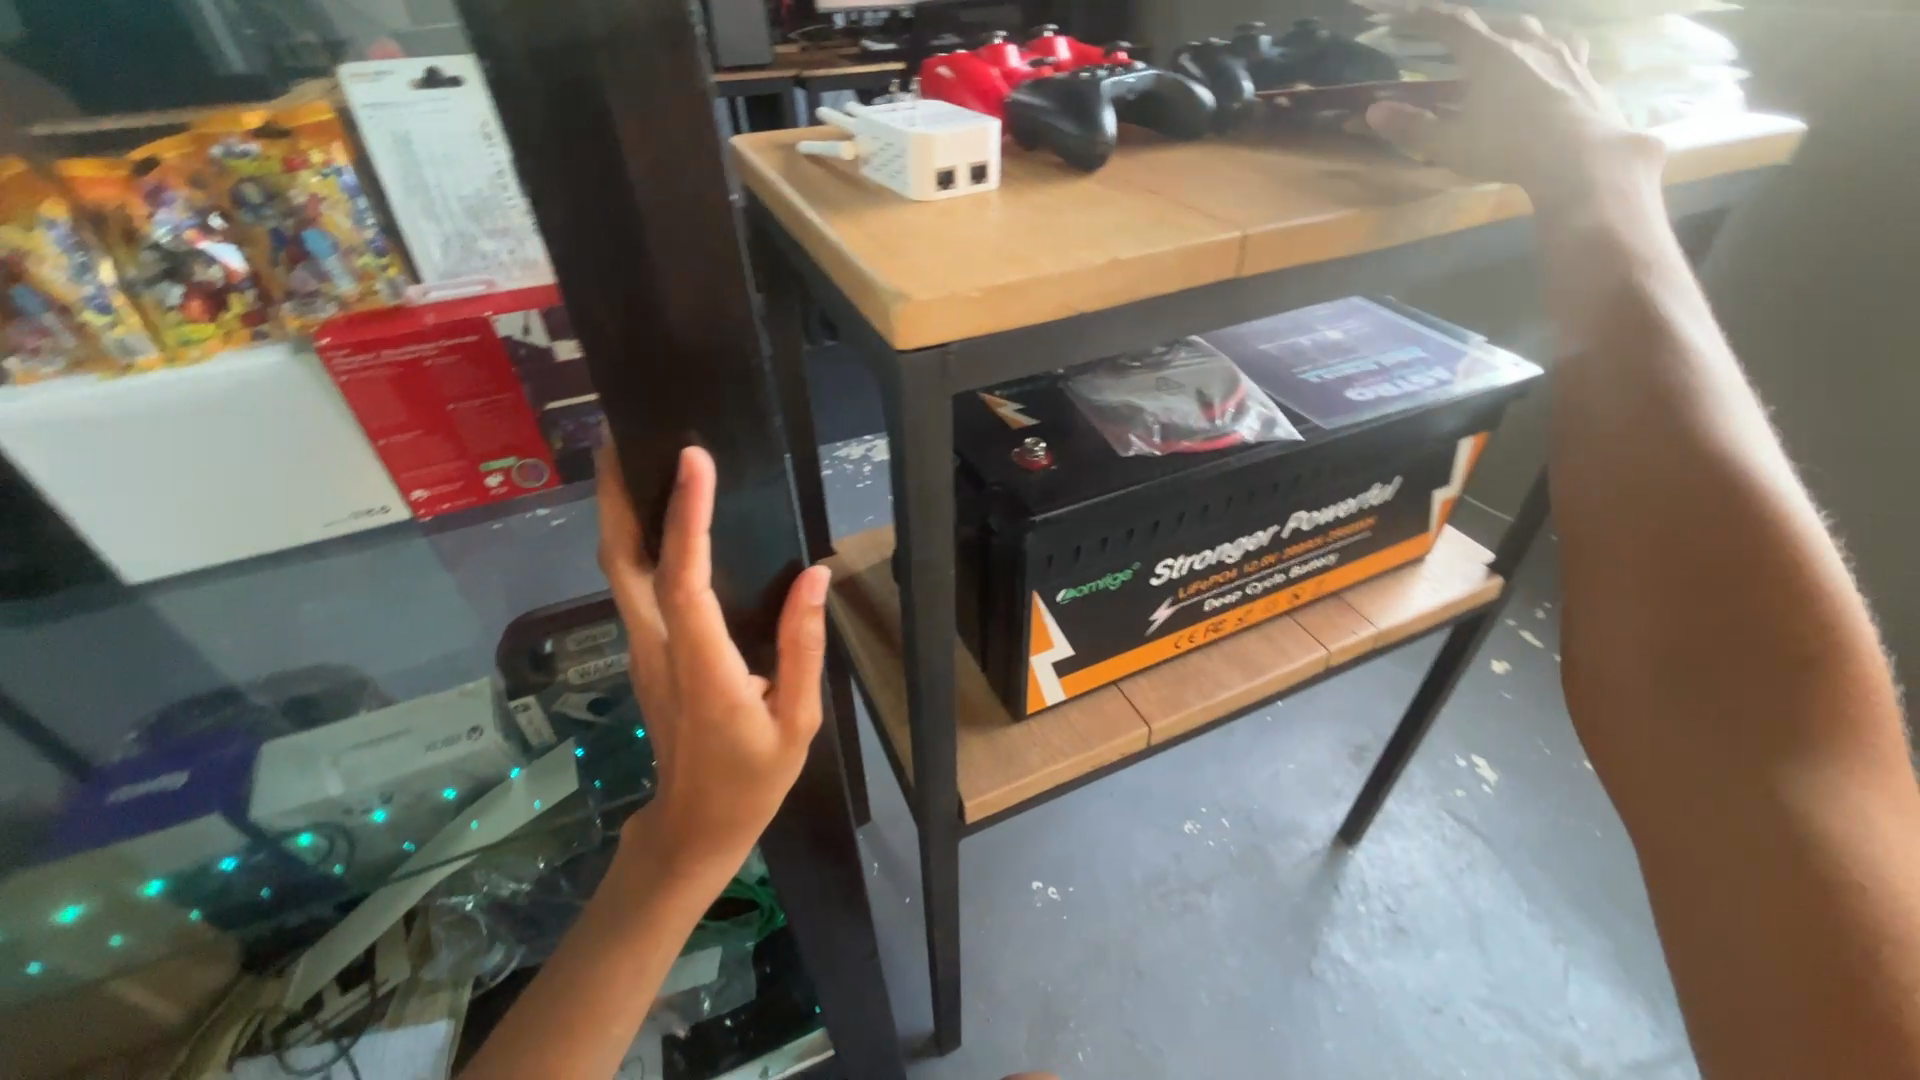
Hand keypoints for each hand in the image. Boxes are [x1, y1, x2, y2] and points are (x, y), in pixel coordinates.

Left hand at [596, 443, 829, 876]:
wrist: (693, 826)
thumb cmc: (751, 779)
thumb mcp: (797, 721)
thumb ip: (804, 646)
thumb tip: (815, 574)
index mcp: (702, 665)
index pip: (686, 577)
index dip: (687, 516)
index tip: (694, 459)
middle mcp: (658, 648)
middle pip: (621, 562)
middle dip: (618, 498)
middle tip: (622, 439)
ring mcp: (642, 650)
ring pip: (617, 571)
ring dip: (620, 514)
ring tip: (633, 463)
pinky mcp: (644, 654)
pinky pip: (632, 586)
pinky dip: (635, 543)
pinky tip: (656, 521)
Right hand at [1366, 5, 1662, 208]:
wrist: (1578, 155)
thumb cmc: (1506, 146)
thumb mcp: (1449, 143)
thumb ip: (1411, 126)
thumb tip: (1373, 111)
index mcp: (1490, 55)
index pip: (1453, 25)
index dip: (1428, 18)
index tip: (1407, 14)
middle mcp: (1528, 44)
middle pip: (1498, 26)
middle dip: (1475, 31)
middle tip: (1460, 44)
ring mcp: (1562, 55)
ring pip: (1536, 33)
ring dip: (1516, 37)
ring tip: (1507, 50)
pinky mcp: (1584, 73)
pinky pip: (1566, 50)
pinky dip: (1551, 52)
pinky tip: (1551, 62)